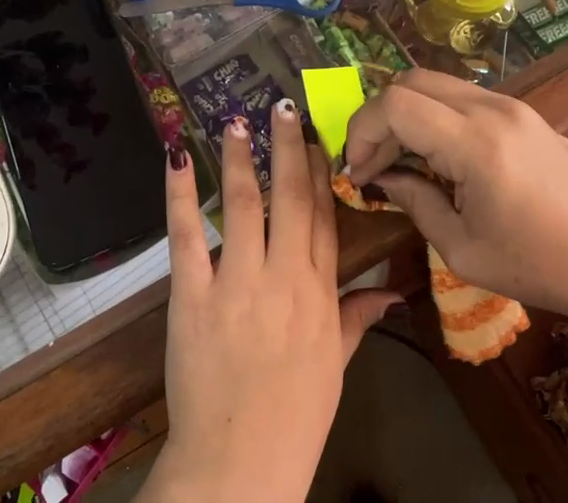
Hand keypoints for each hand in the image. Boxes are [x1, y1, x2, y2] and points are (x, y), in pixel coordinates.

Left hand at [139, 101, 400, 502]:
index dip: (320, 173)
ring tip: (235, 119)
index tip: (316, 137)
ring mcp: (237, 283)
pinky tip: (176, 159)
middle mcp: (283, 278)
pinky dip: (179, 195)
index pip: (325, 218)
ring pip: (242, 205)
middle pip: (290, 199)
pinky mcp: (192, 295)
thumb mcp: (336, 366)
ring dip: (239, 158)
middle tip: (281, 104)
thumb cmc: (293, 417)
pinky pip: (186, 235)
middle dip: (286, 148)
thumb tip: (391, 290)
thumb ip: (358, 318)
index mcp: (319, 294)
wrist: (240, 463)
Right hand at [343, 70, 567, 325]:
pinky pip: (459, 96)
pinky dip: (432, 116)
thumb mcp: (463, 249)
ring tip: (401, 162)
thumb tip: (382, 179)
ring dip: (405, 114)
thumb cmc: (540, 266)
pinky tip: (436, 157)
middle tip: (373, 164)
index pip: (395, 104)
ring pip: (433, 83)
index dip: (363, 131)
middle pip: (409, 81)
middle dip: (379, 118)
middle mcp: (492, 110)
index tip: (358, 172)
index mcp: (476, 144)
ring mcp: (510, 105)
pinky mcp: (521, 112)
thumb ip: (414, 203)